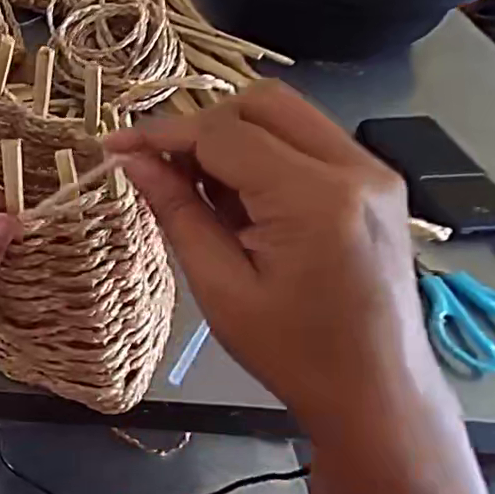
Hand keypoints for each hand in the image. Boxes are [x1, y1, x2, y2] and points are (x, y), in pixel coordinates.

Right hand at [105, 83, 449, 433]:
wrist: (378, 391)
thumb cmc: (292, 352)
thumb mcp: (220, 287)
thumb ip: (177, 212)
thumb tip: (132, 162)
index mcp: (314, 199)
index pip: (223, 133)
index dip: (161, 133)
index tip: (116, 146)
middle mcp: (354, 168)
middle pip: (261, 102)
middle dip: (200, 125)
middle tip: (163, 168)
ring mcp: (373, 170)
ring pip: (285, 113)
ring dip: (231, 135)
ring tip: (201, 188)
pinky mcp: (375, 181)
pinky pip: (306, 139)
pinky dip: (261, 151)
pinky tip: (241, 198)